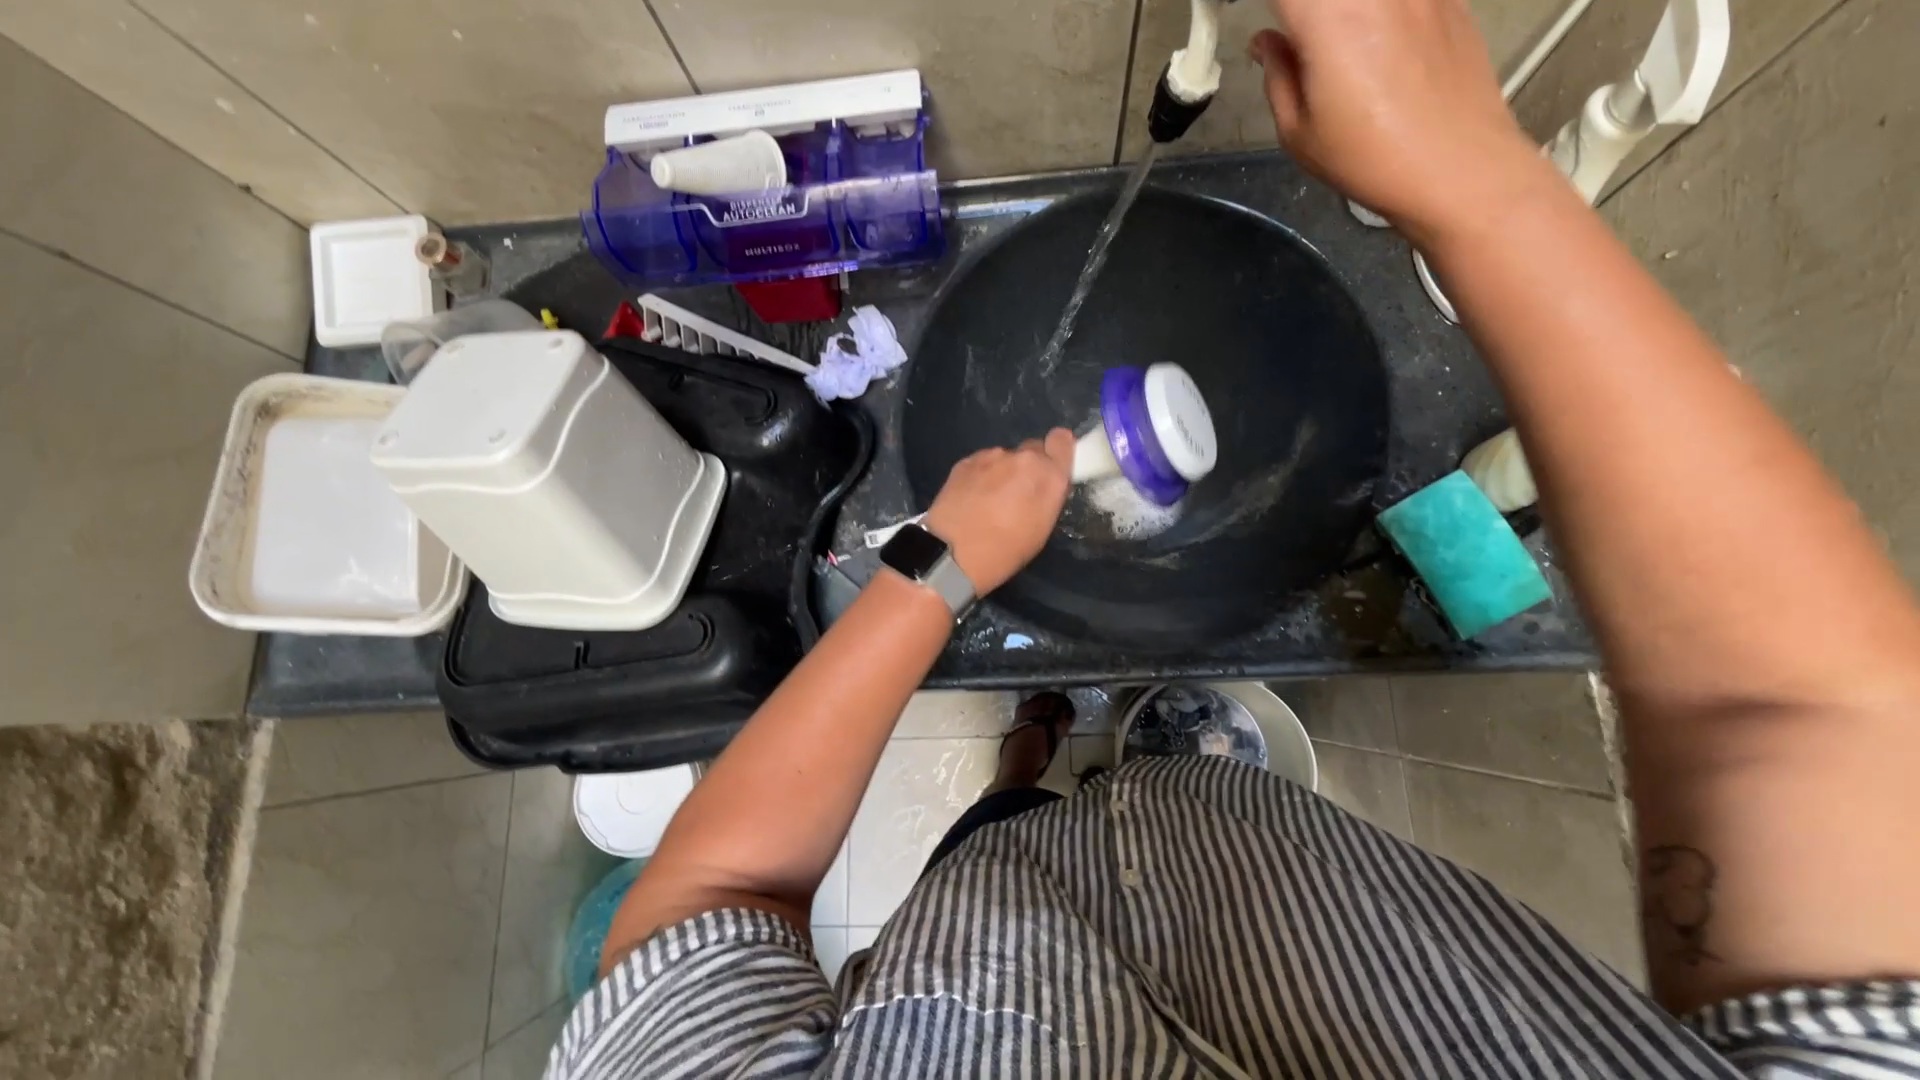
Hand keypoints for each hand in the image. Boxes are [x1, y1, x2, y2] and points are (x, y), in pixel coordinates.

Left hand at [924, 429, 1074, 594]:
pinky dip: (979, 475)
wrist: (954, 553)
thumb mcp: (1041, 529)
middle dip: (1027, 466)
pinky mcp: (966, 460)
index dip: (1057, 450)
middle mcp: (1024, 459)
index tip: (1050, 464)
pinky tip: (970, 497)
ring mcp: (992, 456)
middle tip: (1016, 492)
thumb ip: (1047, 496)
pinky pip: (981, 463)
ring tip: (987, 499)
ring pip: (1004, 457)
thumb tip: (1041, 485)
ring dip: (1001, 472)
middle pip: (1032, 449)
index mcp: (1049, 476)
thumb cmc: (1006, 551)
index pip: (1062, 440)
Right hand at [1250, 0, 1554, 243]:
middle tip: (1294, 34)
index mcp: (1328, 18)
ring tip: (1328, 38)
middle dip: (1302, 8)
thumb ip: (1278, 75)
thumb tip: (1267, 42)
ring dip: (1336, 12)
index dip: (1266, 4)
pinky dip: (1375, 13)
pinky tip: (1374, 39)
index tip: (1256, 19)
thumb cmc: (1367, 159)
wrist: (1457, 167)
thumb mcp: (1299, 132)